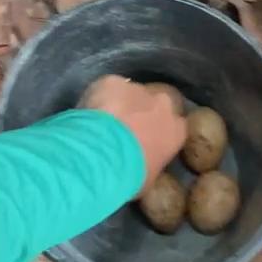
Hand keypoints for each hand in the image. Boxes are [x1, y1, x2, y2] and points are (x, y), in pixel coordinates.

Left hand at [79, 75, 184, 190]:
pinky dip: (97, 98)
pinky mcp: (112, 81)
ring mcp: (137, 89)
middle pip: (155, 103)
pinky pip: (106, 88)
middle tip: (122, 127)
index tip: (144, 140)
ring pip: (129, 93)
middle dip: (142, 111)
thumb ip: (150, 165)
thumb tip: (141, 168)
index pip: (174, 127)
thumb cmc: (130, 175)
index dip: (158, 131)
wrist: (102, 154)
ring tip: (99, 122)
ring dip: (118, 104)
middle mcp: (162, 104)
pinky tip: (86, 113)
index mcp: (176, 130)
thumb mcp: (147, 180)